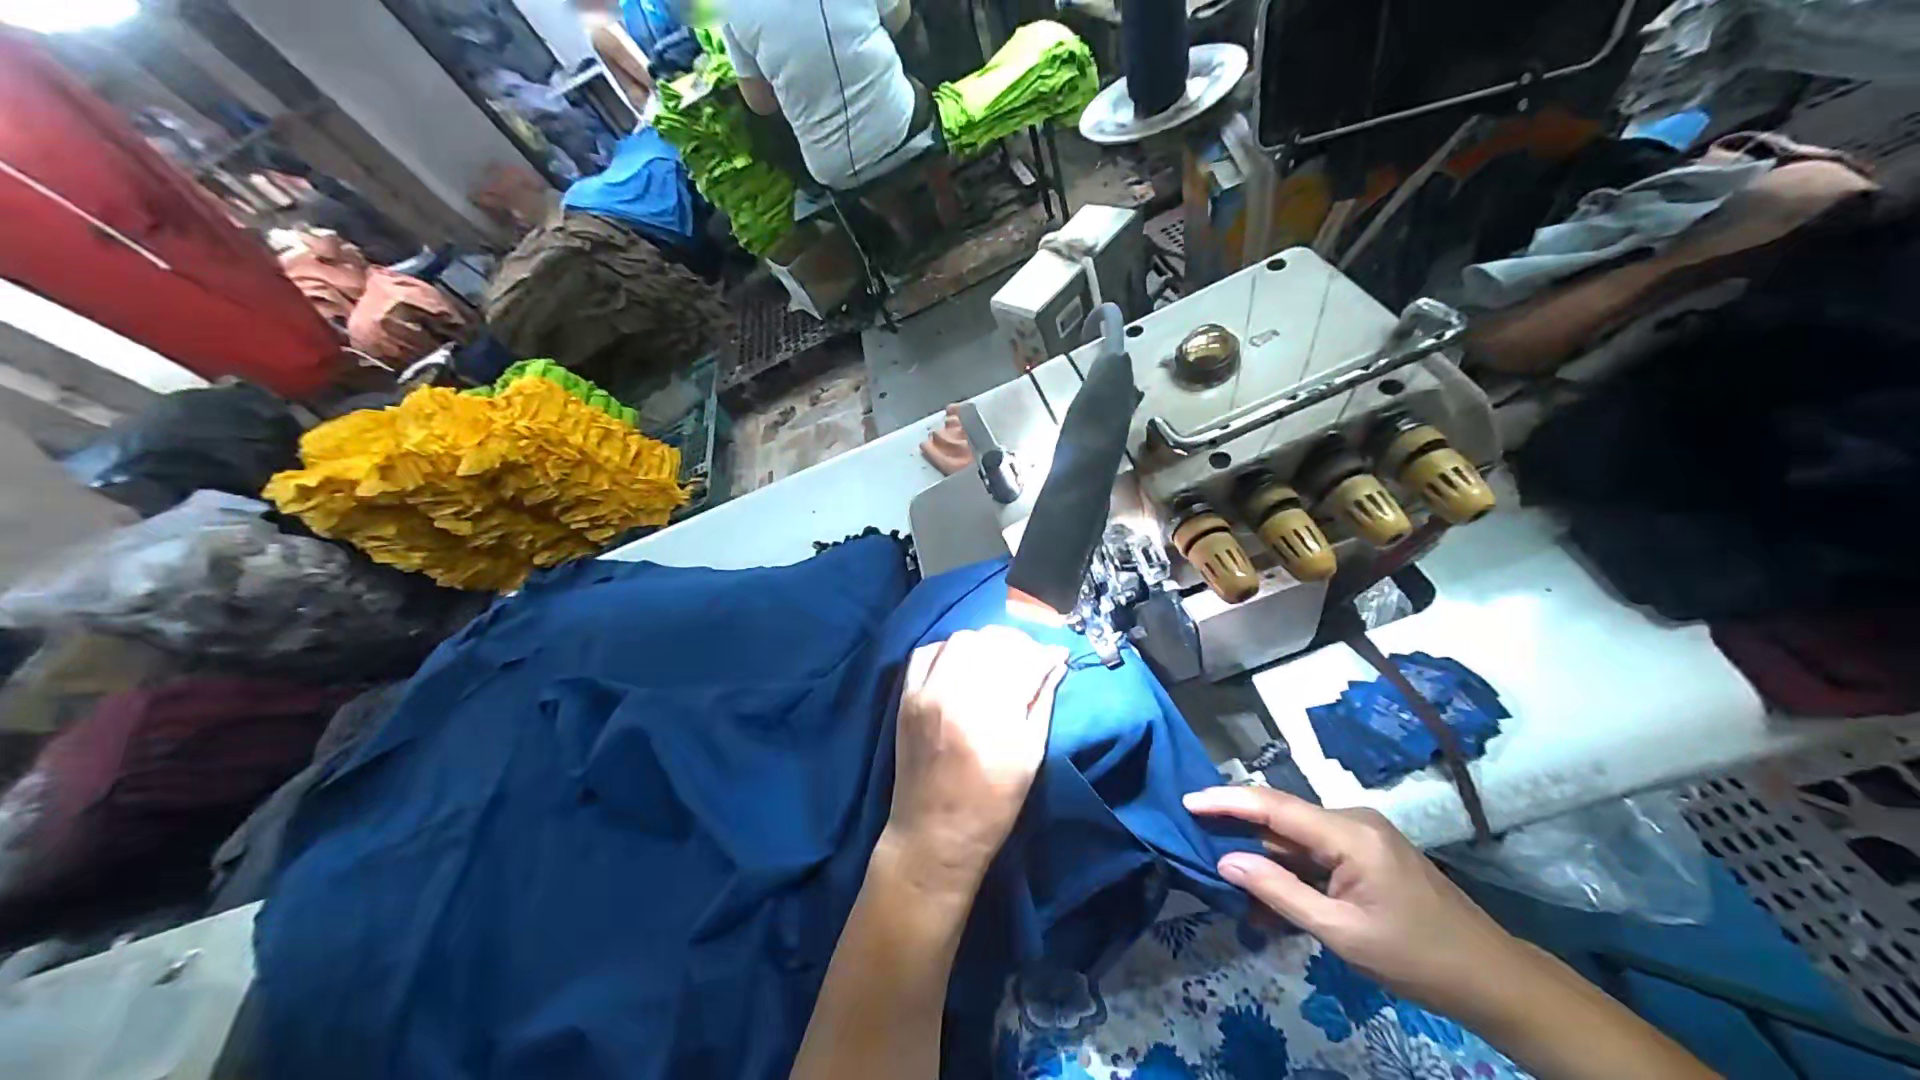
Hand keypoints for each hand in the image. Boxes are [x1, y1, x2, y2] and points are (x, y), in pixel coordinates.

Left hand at [881, 627, 1069, 900]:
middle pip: (991, 642)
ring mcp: (926, 692)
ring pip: (960, 640)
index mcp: (991, 714)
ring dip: (985, 642)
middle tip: (1031, 657)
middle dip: (1018, 644)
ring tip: (999, 657)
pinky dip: (949, 648)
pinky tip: (963, 661)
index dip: (1045, 654)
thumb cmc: (992, 804)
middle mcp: (955, 693)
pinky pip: (927, 652)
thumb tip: (1055, 665)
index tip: (1056, 656)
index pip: (1023, 660)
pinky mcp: (906, 696)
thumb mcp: (1031, 756)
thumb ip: (1042, 703)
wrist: (934, 834)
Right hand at [1183, 786, 1531, 1017]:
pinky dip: (1290, 871)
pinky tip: (1271, 899)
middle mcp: (1353, 820)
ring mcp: (1361, 833)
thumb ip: (1278, 893)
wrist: (1492, 978)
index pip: (1274, 806)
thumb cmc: (1417, 958)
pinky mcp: (1365, 849)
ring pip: (1294, 837)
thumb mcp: (1341, 933)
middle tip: (1200, 850)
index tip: (1188, 801)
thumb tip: (1224, 861)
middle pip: (1281, 819)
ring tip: (1236, 892)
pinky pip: (1314, 851)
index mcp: (1350, 834)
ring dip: (1265, 861)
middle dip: (1240, 835)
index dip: (1227, 800)